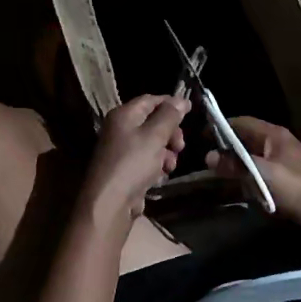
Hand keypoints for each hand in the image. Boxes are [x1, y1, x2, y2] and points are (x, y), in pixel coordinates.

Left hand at [80, 94, 188, 224]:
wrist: (110, 202)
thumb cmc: (133, 163)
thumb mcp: (155, 136)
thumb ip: (169, 116)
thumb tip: (181, 99)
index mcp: (124, 115)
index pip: (150, 100)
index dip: (170, 104)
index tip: (190, 111)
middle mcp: (120, 129)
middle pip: (153, 122)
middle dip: (171, 133)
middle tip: (180, 146)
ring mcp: (122, 150)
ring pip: (153, 143)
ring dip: (167, 152)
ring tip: (170, 165)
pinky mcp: (125, 169)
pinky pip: (146, 160)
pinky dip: (157, 165)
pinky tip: (161, 176)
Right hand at [206, 117, 300, 230]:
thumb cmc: (298, 188)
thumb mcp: (264, 175)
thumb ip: (236, 165)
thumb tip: (209, 157)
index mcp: (272, 135)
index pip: (240, 122)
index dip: (220, 126)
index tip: (201, 136)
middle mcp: (275, 141)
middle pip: (244, 138)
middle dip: (225, 146)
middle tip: (204, 157)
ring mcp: (280, 157)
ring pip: (250, 154)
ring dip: (234, 161)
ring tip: (214, 171)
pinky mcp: (282, 173)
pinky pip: (257, 168)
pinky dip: (245, 173)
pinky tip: (235, 183)